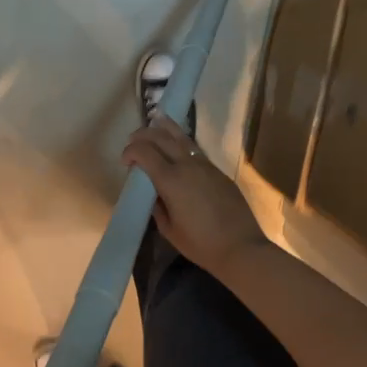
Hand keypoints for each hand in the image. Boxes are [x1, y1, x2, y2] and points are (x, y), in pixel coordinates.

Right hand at [122, 117, 270, 278]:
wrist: (241, 247)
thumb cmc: (201, 244)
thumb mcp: (169, 229)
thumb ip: (157, 206)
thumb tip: (153, 193)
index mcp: (170, 180)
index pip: (144, 152)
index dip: (130, 152)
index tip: (125, 162)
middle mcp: (187, 165)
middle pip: (161, 137)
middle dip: (143, 135)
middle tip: (133, 140)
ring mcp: (205, 165)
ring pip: (182, 137)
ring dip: (165, 128)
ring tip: (156, 119)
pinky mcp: (218, 171)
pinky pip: (195, 149)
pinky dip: (181, 141)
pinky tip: (178, 143)